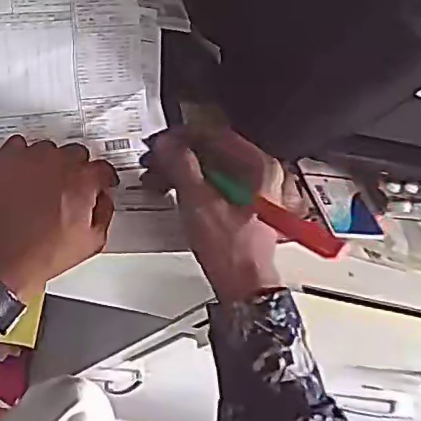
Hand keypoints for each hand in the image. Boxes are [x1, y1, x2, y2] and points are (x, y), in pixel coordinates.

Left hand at [0, 136, 118, 296]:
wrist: (5, 259)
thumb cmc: (42, 252)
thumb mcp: (92, 241)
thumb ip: (105, 211)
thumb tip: (104, 200)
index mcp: (82, 181)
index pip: (102, 167)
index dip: (103, 178)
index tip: (100, 181)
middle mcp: (57, 164)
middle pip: (76, 153)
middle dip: (76, 169)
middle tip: (69, 187)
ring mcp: (30, 160)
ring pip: (48, 148)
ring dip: (50, 162)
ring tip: (43, 183)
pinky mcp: (6, 162)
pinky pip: (18, 145)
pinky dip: (22, 155)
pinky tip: (23, 170)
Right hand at [141, 126, 283, 302]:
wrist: (243, 286)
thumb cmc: (233, 252)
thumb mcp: (199, 203)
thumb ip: (181, 167)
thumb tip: (168, 145)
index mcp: (260, 169)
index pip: (218, 134)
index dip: (184, 134)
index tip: (163, 138)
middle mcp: (263, 176)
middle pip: (215, 150)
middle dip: (181, 153)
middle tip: (157, 157)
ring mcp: (255, 191)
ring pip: (214, 166)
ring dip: (184, 168)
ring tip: (160, 174)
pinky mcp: (244, 204)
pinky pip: (216, 182)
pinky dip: (193, 182)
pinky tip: (174, 188)